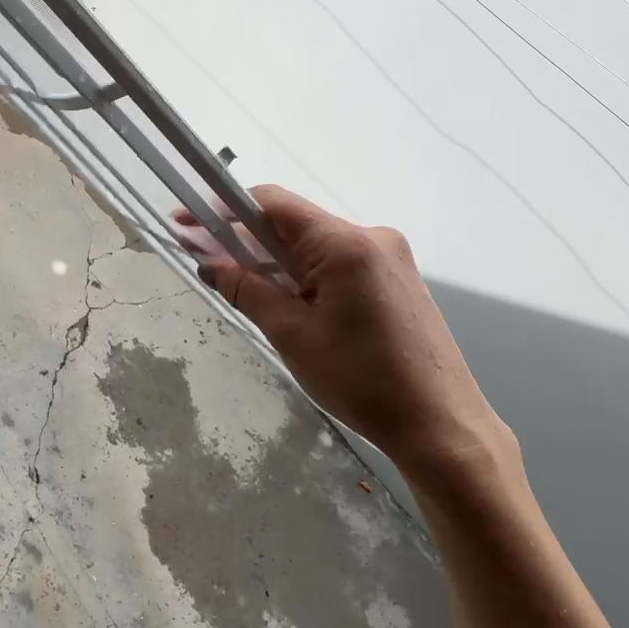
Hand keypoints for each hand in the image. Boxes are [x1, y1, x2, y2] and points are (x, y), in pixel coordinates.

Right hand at [176, 185, 517, 490]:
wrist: (440, 423)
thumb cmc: (361, 380)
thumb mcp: (292, 335)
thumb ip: (248, 290)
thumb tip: (209, 265)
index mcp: (346, 244)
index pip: (273, 204)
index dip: (224, 209)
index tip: (187, 221)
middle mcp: (371, 237)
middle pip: (293, 222)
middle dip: (243, 237)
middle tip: (201, 257)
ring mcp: (388, 258)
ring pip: (313, 244)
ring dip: (271, 258)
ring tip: (232, 281)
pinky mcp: (394, 279)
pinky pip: (335, 262)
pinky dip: (301, 272)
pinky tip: (278, 296)